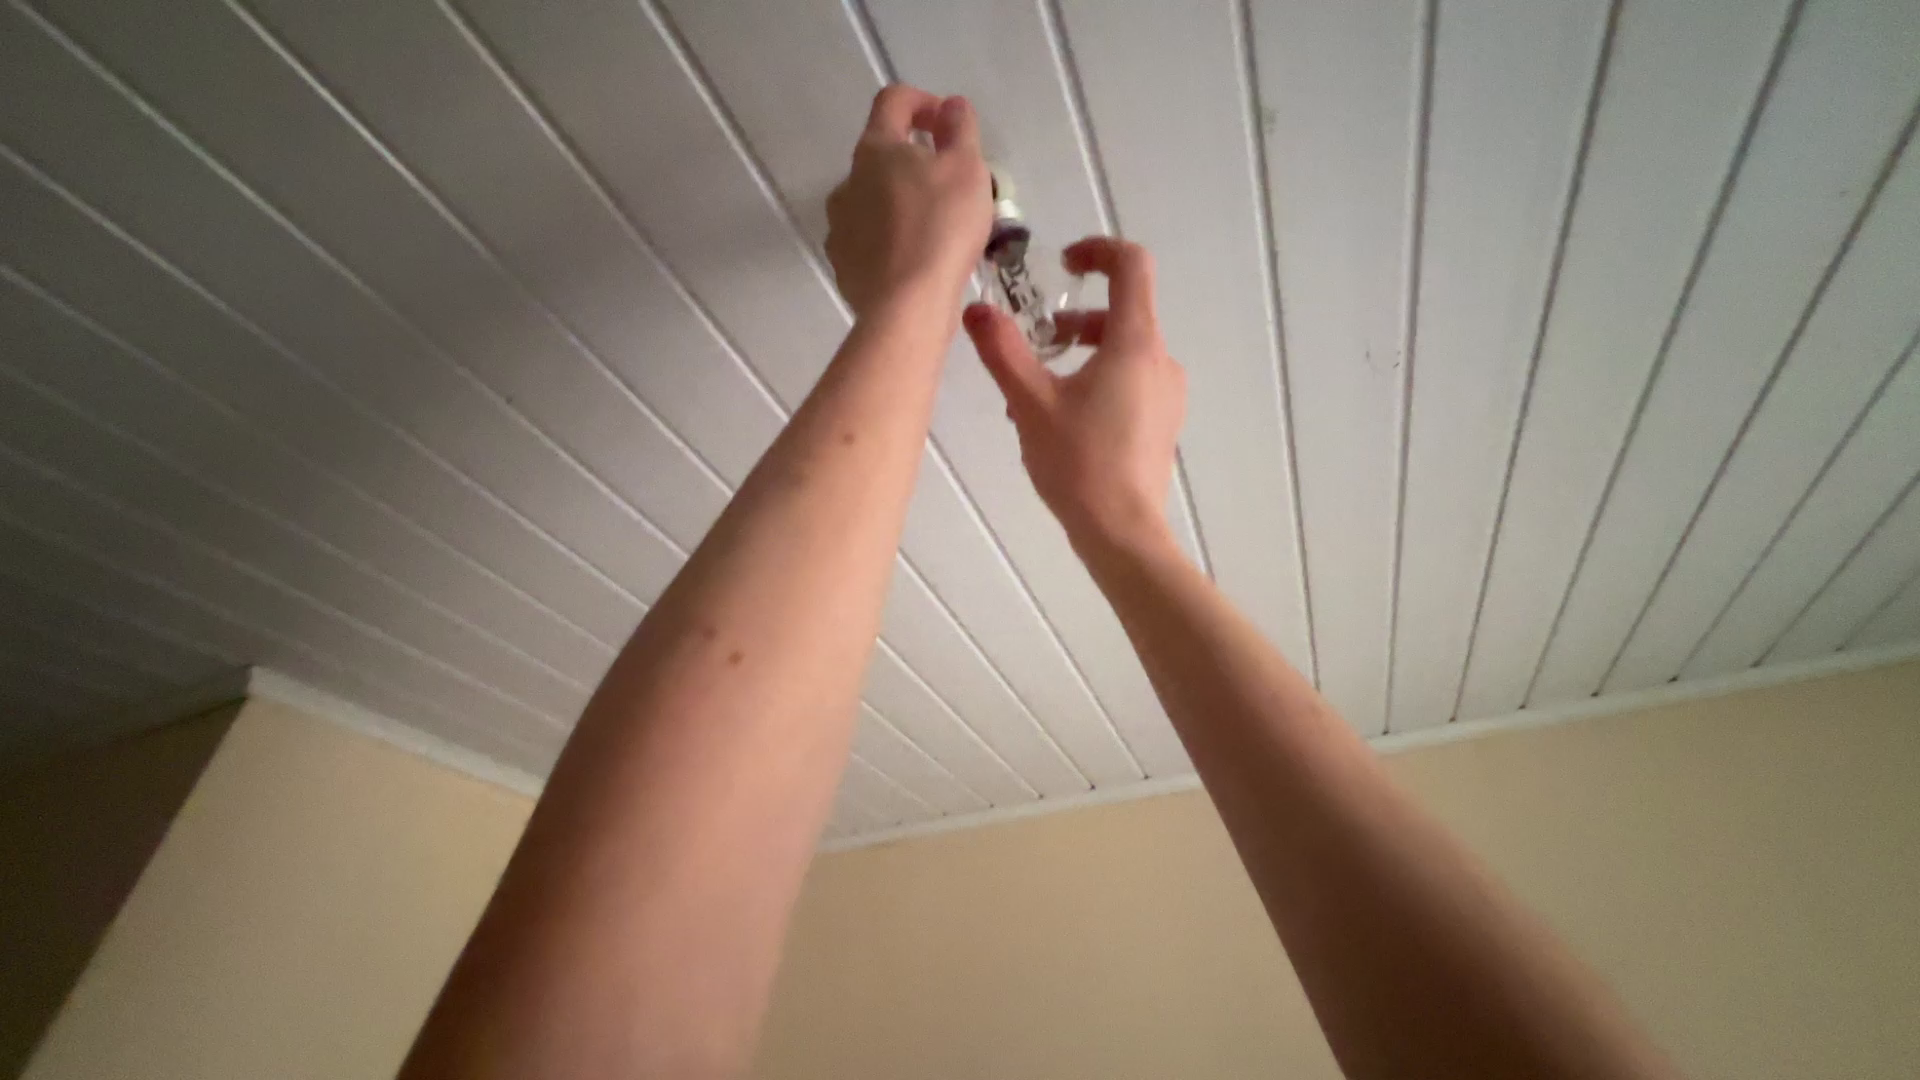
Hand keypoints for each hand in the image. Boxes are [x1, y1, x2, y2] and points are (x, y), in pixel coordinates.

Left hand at [826, 86, 990, 317]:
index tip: (948, 126)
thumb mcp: (967, 169)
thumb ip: (959, 129)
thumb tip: (949, 107)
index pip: (893, 102)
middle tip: (950, 191)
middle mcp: (847, 183)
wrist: (906, 305)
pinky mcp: (843, 267)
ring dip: (901, 208)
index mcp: (875, 149)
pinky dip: (891, 246)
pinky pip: (869, 245)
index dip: (923, 103)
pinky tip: (915, 265)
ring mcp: (839, 227)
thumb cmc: (942, 228)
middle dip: (914, 166)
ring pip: (873, 205)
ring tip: (934, 234)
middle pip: (881, 159)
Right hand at [963, 237, 1185, 553]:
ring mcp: (1167, 395)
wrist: (1121, 531)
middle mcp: (1160, 361)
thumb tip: (975, 310)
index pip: (1132, 266)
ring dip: (1080, 358)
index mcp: (1135, 343)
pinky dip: (1097, 384)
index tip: (1064, 265)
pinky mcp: (1162, 424)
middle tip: (1036, 348)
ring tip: (1038, 396)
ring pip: (1123, 353)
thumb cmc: (1078, 462)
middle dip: (1074, 322)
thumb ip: (1002, 351)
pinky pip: (1130, 384)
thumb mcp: (1029, 403)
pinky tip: (1063, 424)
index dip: (1098, 251)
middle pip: (1122, 314)